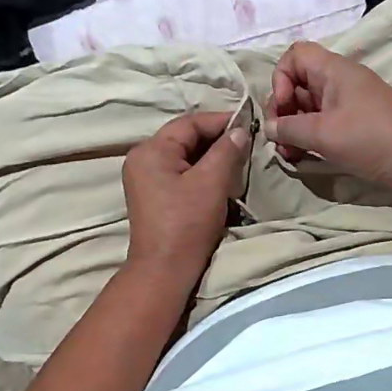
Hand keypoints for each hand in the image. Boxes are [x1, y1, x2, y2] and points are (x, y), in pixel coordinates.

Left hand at [122, 111, 251, 280]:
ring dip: (210, 156)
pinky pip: (178, 172)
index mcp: (151, 150)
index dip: (220, 121)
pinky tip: (219, 178)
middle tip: (246, 143)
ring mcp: (144, 178)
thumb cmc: (187, 223)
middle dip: (216, 139)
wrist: (165, 269)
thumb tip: (240, 130)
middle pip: (184, 138)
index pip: (189, 123)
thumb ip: (226, 151)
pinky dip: (200, 171)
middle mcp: (142, 158)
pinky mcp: (152, 195)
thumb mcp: (211, 182)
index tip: (249, 124)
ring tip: (237, 159)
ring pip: (183, 155)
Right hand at [268, 40, 391, 187]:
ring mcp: (348, 104)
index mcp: (333, 71)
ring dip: (293, 130)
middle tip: (281, 141)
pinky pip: (322, 124)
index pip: (295, 56)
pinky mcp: (354, 126)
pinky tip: (304, 158)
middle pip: (297, 84)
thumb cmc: (372, 139)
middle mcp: (339, 82)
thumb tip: (269, 128)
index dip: (280, 79)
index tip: (283, 109)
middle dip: (282, 112)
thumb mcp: (323, 134)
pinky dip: (309, 138)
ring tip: (291, 155)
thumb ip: (289, 129)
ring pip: (307, 108)